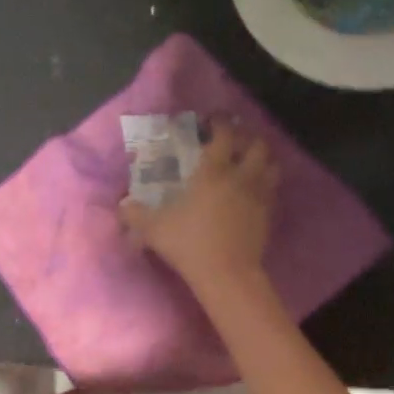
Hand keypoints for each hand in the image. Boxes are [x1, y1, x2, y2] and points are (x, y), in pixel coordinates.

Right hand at [120, 119, 277, 285]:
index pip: (224, 134)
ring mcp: (259, 196)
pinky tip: (253, 192)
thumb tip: (121, 205)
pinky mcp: (268, 215)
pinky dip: (266, 184)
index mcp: (213, 171)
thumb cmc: (189, 244)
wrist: (226, 274)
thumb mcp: (154, 229)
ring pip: (271, 165)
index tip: (211, 120)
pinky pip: (272, 190)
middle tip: (234, 141)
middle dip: (247, 138)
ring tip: (249, 163)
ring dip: (262, 159)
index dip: (219, 122)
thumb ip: (136, 214)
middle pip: (257, 144)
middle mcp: (241, 176)